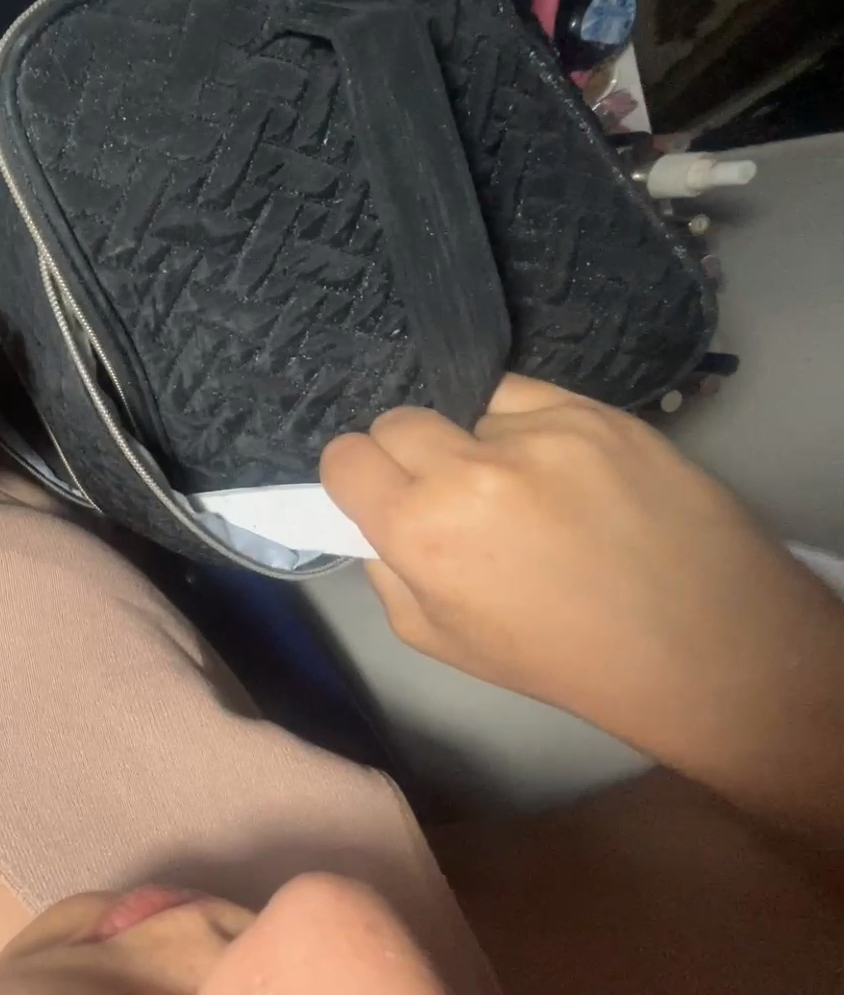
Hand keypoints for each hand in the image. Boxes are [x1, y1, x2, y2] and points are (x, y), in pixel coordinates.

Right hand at [319, 375, 843, 733]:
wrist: (709, 652)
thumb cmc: (553, 654)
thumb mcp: (428, 633)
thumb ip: (381, 565)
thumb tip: (370, 514)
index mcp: (419, 529)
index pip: (343, 456)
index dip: (352, 473)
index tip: (375, 489)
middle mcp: (470, 472)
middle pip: (394, 421)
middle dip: (404, 452)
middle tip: (441, 486)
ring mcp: (539, 437)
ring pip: (461, 411)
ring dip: (471, 442)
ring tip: (520, 485)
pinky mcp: (599, 416)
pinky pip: (522, 397)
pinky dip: (522, 426)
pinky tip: (553, 466)